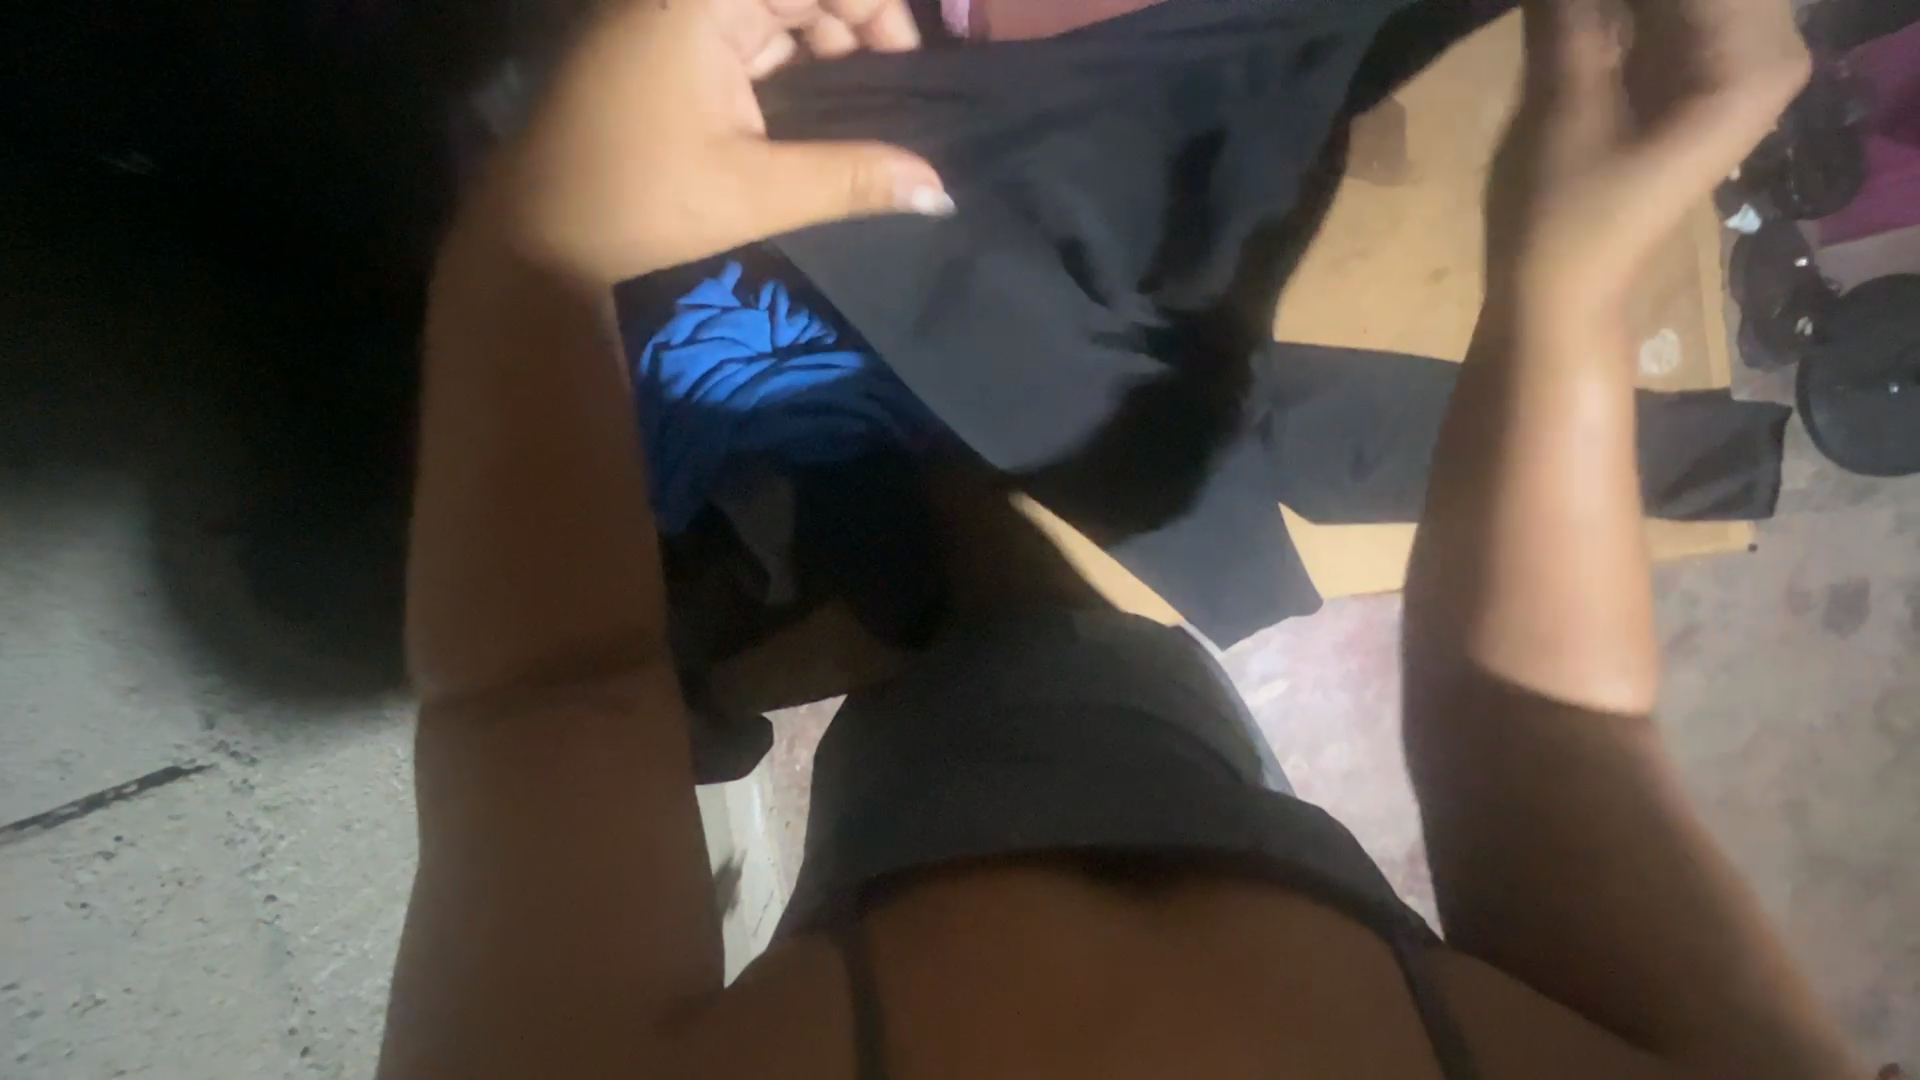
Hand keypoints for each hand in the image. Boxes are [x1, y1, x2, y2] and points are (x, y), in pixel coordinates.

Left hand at [470, 0, 950, 285]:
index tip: (907, 79)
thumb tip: (940, 191)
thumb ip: (852, 180)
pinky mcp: (672, 53)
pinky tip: (814, 121)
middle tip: (888, 110)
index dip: (878, 12)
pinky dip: (791, 75)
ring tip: (859, 123)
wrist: (543, 230)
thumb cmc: (643, 201)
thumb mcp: (757, 192)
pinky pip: (751, 42)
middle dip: (857, 37)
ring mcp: (676, 18)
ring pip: (779, 16)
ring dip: (826, 60)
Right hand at [1488, 0, 1808, 317]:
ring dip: (1625, 11)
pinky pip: (1672, 23)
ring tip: (1567, 20)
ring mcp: (1733, 71)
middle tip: (1564, 13)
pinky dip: (1627, 19)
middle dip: (1628, 3)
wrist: (1559, 298)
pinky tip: (1582, 26)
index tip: (1569, 6)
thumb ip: (1571, 26)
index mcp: (1758, 61)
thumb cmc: (1563, 223)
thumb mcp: (1563, 119)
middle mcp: (1768, 53)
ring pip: (1686, 9)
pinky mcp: (1694, 88)